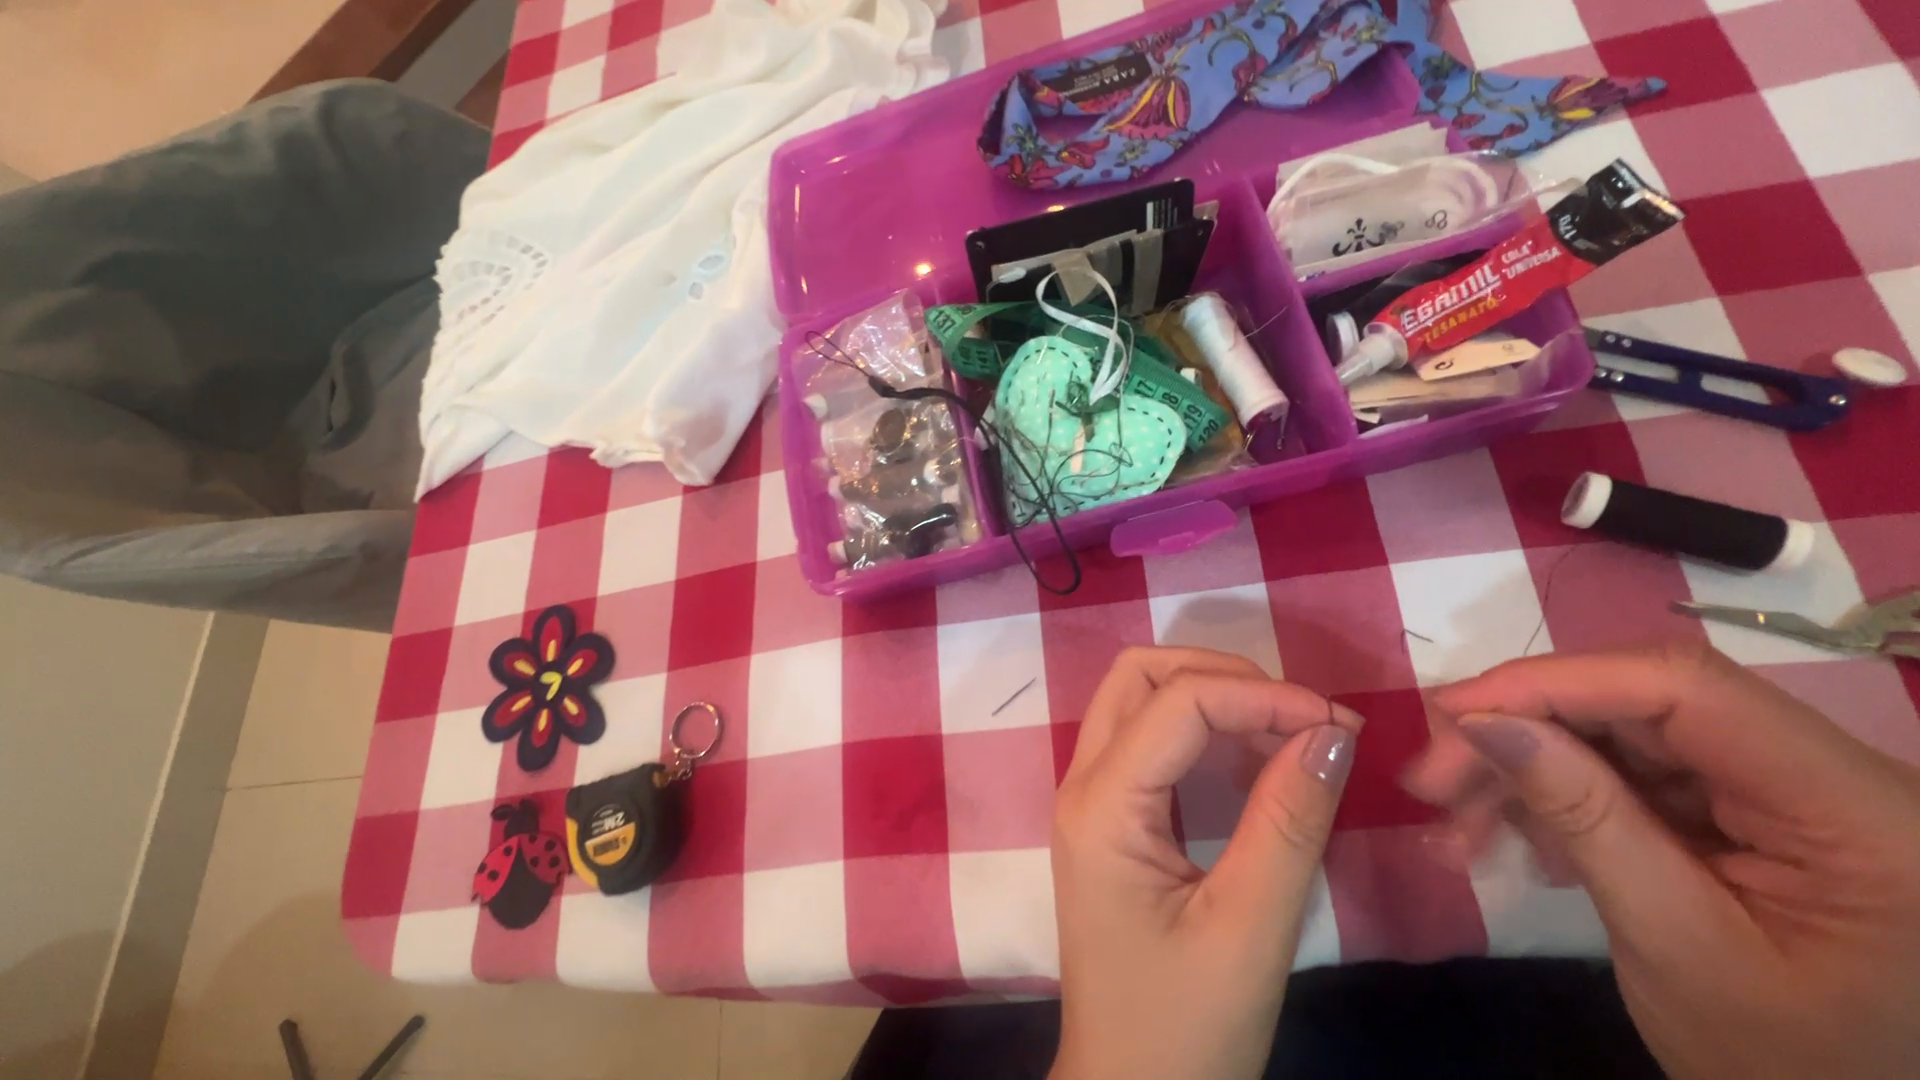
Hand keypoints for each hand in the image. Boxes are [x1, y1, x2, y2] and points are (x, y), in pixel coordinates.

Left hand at [1050, 647, 1363, 1079]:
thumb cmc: (1186, 1026)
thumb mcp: (1250, 929)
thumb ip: (1288, 821)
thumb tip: (1331, 730)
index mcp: (1102, 807)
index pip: (1178, 702)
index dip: (1262, 696)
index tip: (1338, 723)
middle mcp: (1082, 786)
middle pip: (1138, 677)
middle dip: (1221, 675)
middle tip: (1300, 715)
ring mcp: (1089, 801)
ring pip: (1138, 701)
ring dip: (1211, 696)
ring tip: (1288, 730)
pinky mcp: (1109, 820)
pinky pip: (1148, 742)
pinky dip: (1201, 730)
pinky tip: (1253, 756)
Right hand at [1405, 642, 1919, 1078]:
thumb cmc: (1782, 1064)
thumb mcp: (1676, 946)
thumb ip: (1585, 817)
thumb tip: (1481, 722)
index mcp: (1858, 812)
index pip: (1686, 690)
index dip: (1554, 683)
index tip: (1450, 714)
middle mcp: (1832, 774)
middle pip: (1642, 704)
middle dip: (1522, 732)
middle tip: (1432, 780)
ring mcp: (1787, 789)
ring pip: (1623, 733)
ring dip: (1528, 768)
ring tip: (1459, 825)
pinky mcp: (1748, 808)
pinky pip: (1634, 770)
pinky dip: (1560, 795)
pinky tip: (1521, 839)